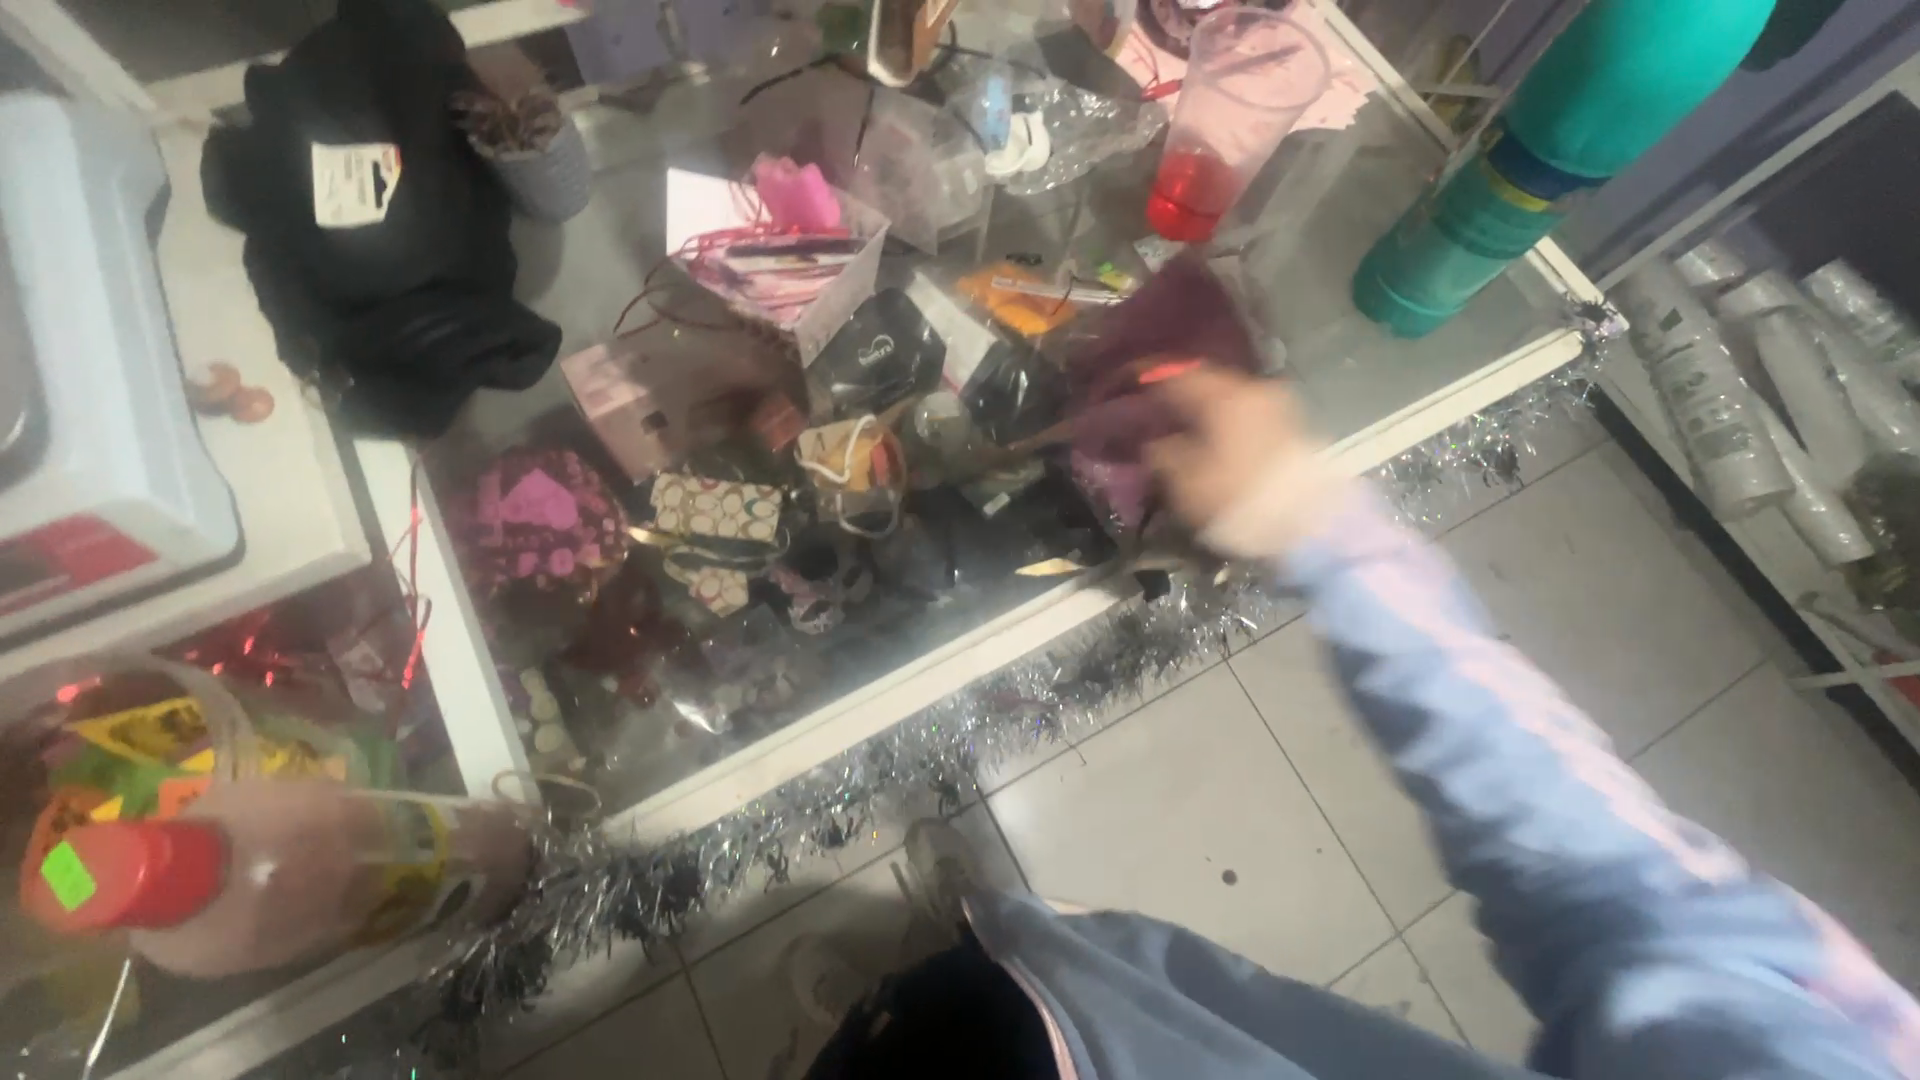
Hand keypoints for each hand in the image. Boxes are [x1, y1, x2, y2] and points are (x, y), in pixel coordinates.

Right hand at [1145, 365, 1345, 558]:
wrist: (1305, 521)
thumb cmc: (1236, 496)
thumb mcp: (1186, 481)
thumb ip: (1164, 453)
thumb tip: (1156, 442)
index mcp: (1225, 396)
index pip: (1180, 376)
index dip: (1153, 378)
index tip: (1134, 383)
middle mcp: (1255, 390)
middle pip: (1210, 382)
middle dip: (1184, 394)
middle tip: (1159, 406)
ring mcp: (1278, 406)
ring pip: (1231, 398)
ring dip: (1208, 409)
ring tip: (1186, 424)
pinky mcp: (1291, 426)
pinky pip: (1248, 413)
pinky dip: (1228, 420)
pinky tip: (1215, 436)